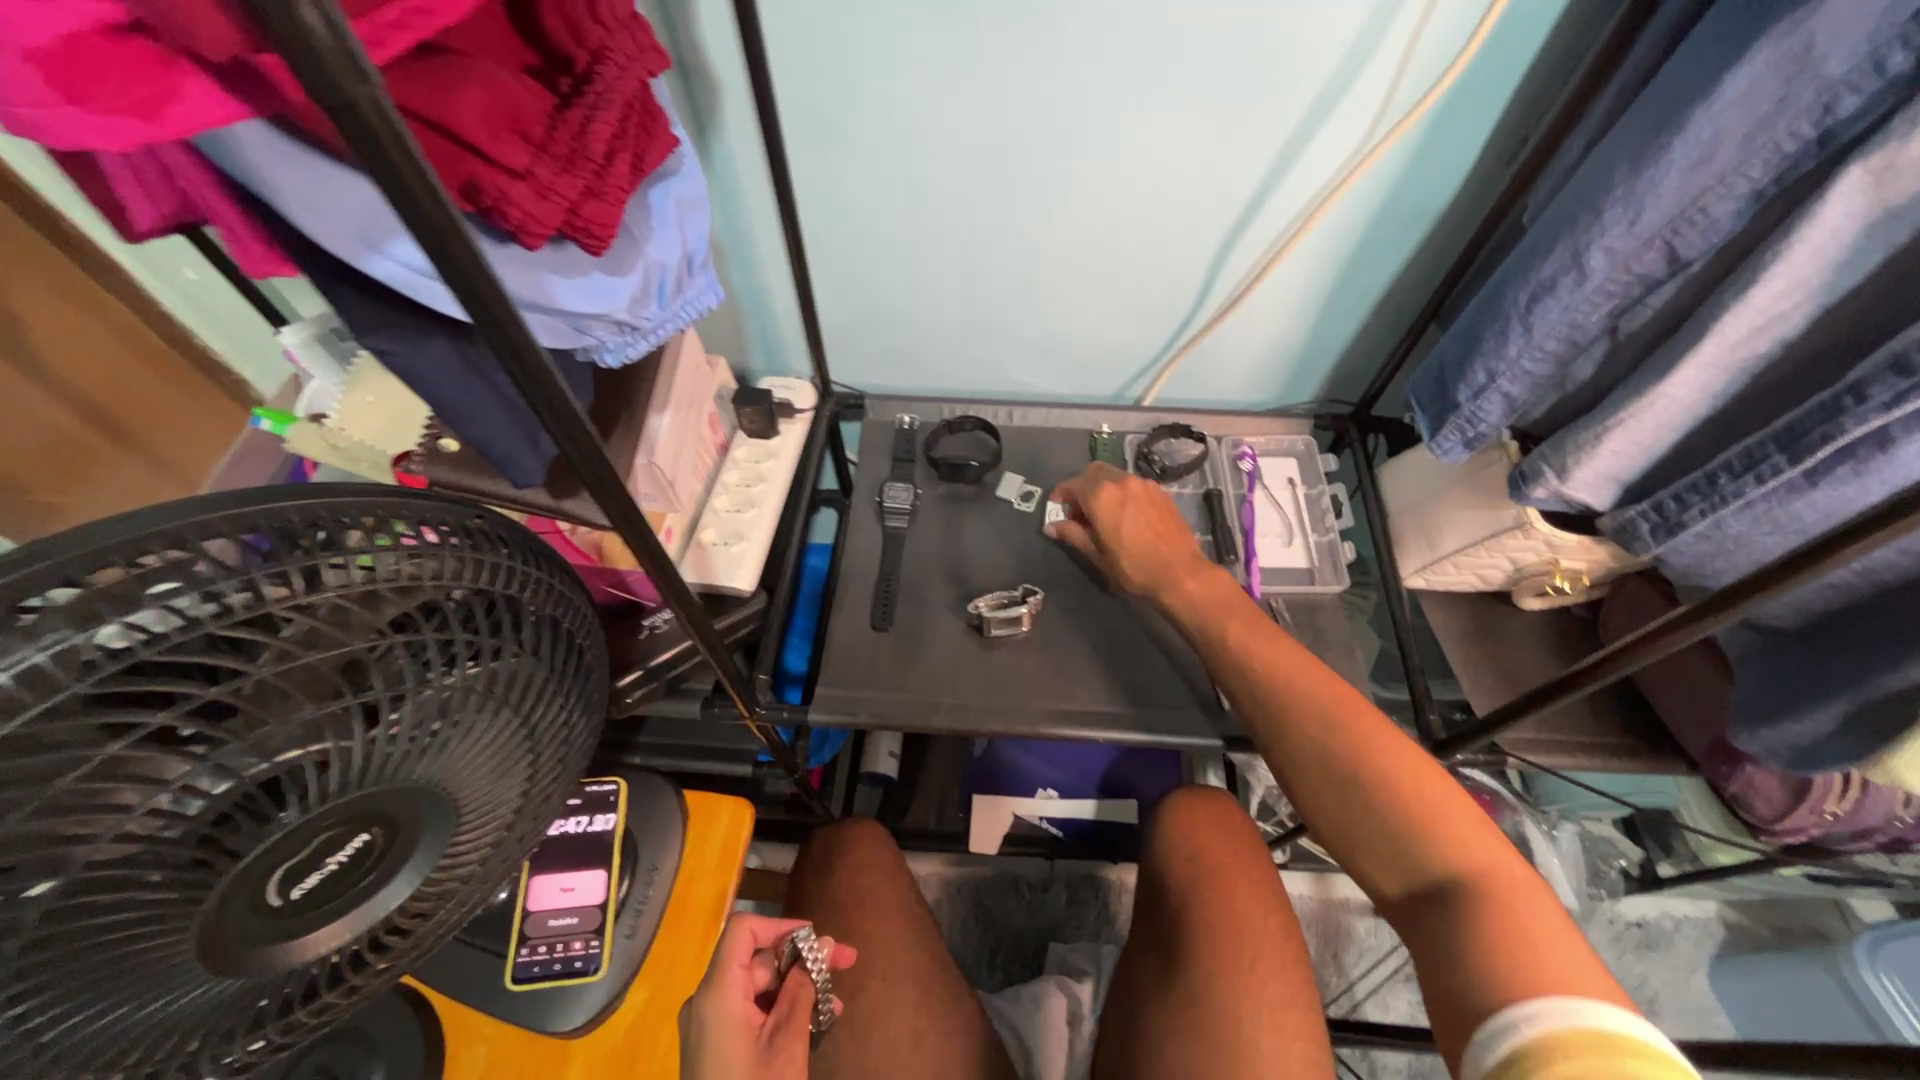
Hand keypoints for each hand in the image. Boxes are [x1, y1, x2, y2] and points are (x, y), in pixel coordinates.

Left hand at [680, 915, 857, 1079]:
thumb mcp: (787, 1041)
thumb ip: (803, 987)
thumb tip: (823, 944)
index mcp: (718, 992)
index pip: (744, 929)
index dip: (782, 925)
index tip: (818, 939)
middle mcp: (706, 1000)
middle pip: (755, 959)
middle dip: (800, 960)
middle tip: (846, 966)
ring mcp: (708, 1024)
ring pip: (756, 987)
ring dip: (795, 988)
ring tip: (835, 1005)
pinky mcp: (713, 1045)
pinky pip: (748, 1011)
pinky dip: (777, 1010)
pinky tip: (811, 1023)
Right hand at [1046, 462, 1223, 606]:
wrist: (1180, 572)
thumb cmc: (1132, 567)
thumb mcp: (1096, 554)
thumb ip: (1072, 534)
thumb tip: (1050, 526)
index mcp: (1101, 495)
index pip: (1073, 483)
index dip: (1061, 494)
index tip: (1057, 507)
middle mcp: (1121, 481)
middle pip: (1094, 471)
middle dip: (1083, 486)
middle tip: (1080, 512)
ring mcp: (1144, 483)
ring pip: (1115, 476)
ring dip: (1103, 488)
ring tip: (1104, 515)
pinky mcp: (1160, 491)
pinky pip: (1133, 484)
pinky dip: (1123, 493)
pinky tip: (1127, 516)